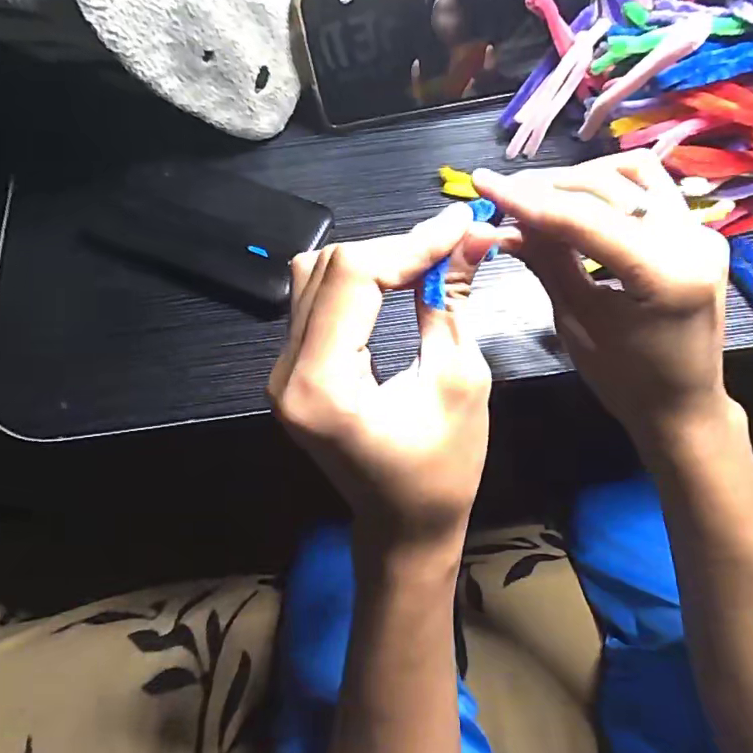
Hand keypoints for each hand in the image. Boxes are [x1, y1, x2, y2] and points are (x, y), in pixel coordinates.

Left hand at [268, 205, 507, 558]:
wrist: (403, 527)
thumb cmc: (441, 473)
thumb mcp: (460, 382)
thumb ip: (452, 302)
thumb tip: (470, 237)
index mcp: (323, 385)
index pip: (353, 276)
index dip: (410, 243)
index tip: (461, 225)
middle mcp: (286, 372)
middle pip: (330, 268)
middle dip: (394, 248)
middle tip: (451, 243)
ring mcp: (282, 372)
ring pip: (315, 277)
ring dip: (374, 260)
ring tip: (426, 263)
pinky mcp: (292, 371)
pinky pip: (316, 302)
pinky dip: (358, 282)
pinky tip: (395, 283)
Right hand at [472, 153, 736, 446]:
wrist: (683, 406)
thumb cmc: (628, 382)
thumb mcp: (578, 323)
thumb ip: (547, 264)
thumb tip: (505, 223)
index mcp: (666, 274)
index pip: (585, 219)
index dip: (528, 200)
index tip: (484, 183)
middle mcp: (693, 241)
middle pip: (610, 187)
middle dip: (550, 187)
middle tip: (506, 196)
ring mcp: (701, 232)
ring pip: (633, 176)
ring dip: (580, 180)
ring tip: (538, 197)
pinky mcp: (697, 233)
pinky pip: (648, 191)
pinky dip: (607, 190)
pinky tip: (575, 204)